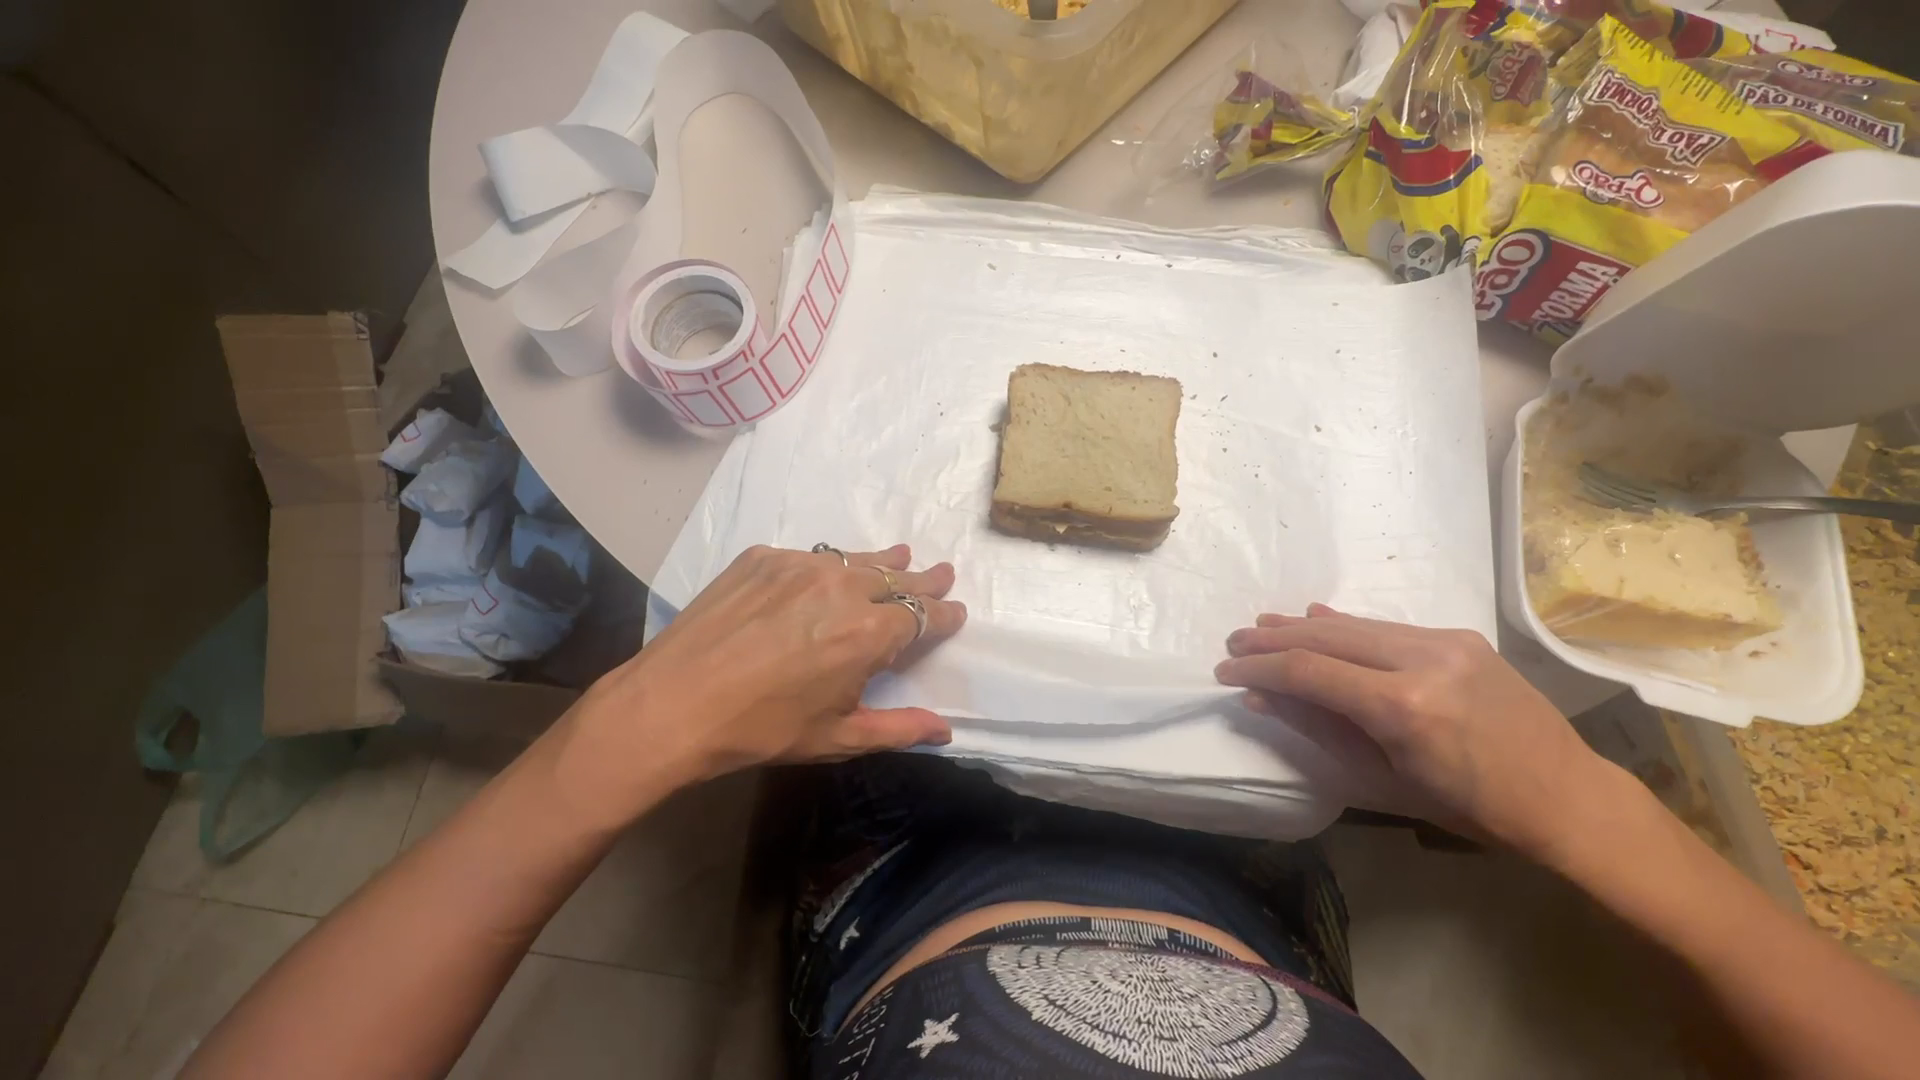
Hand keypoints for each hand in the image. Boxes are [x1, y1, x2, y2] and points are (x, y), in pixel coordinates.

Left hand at [558, 544, 964, 818]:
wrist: (672, 704)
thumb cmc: (761, 730)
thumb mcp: (836, 738)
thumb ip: (898, 729)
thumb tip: (945, 731)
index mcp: (868, 633)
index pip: (922, 616)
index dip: (943, 615)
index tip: (956, 611)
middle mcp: (841, 587)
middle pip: (896, 578)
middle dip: (923, 580)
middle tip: (942, 573)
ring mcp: (799, 566)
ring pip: (856, 560)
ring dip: (883, 562)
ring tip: (901, 555)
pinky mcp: (762, 558)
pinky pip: (811, 557)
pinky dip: (830, 566)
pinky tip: (828, 575)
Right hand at [1215, 604, 1621, 858]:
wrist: (1565, 795)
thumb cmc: (1470, 808)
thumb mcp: (1382, 777)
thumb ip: (1316, 728)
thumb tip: (1259, 697)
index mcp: (1403, 706)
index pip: (1309, 671)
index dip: (1259, 670)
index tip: (1224, 673)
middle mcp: (1423, 660)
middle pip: (1326, 637)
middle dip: (1272, 640)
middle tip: (1233, 643)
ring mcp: (1445, 642)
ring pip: (1354, 624)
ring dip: (1303, 626)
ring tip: (1262, 628)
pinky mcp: (1459, 636)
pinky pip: (1386, 627)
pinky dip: (1345, 626)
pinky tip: (1316, 617)